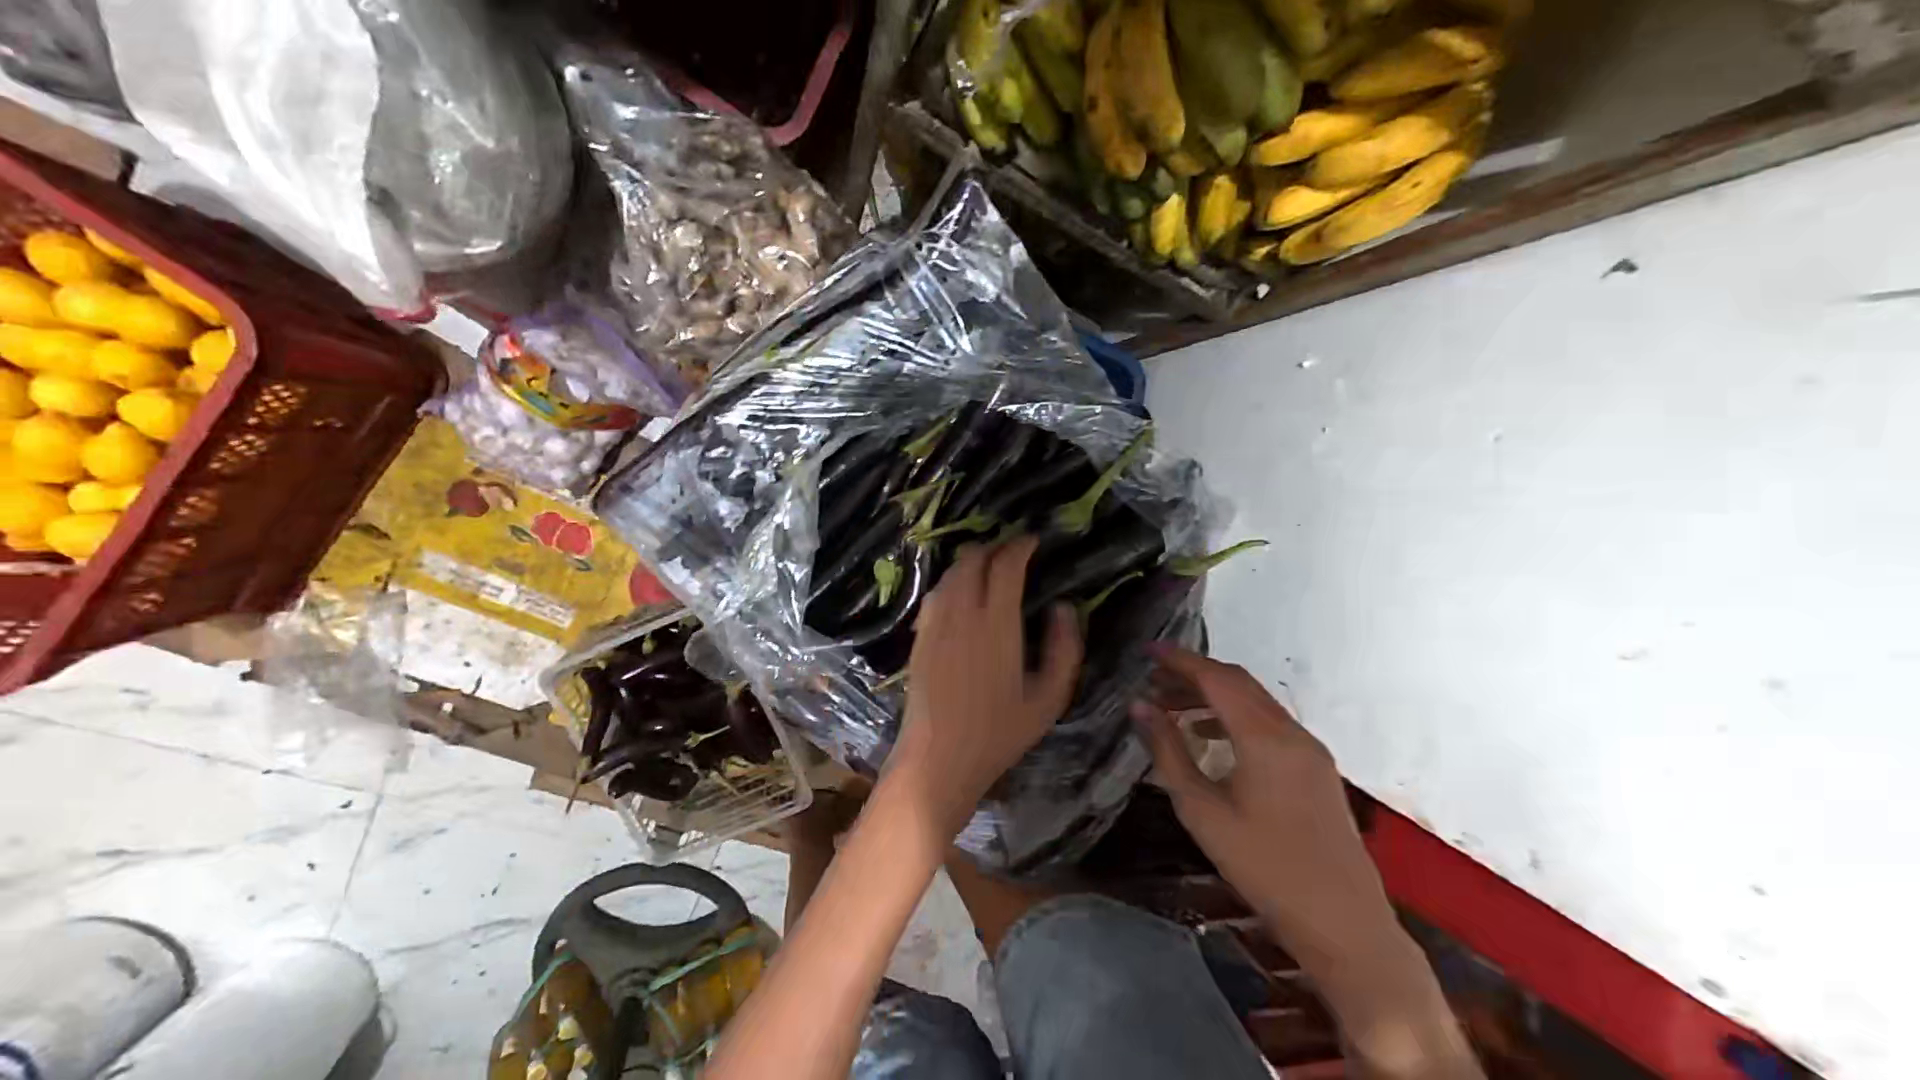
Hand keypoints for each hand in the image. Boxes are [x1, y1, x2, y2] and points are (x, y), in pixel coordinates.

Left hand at [889, 537, 1082, 837]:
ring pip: (950, 573)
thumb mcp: (1049, 698)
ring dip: (971, 561)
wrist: (938, 759)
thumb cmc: (999, 733)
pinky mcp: (919, 638)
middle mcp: (961, 613)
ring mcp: (934, 624)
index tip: (1033, 540)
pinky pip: (935, 594)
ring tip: (990, 568)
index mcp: (997, 624)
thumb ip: (1064, 648)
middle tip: (1013, 551)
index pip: (1005, 566)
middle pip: (972, 559)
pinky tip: (963, 595)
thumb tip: (1064, 607)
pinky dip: (953, 582)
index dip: (1020, 546)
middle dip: (994, 547)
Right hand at [1133, 647, 1393, 952]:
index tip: (1147, 650)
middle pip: (1239, 683)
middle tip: (1153, 678)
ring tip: (1172, 707)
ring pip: (1256, 702)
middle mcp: (1292, 732)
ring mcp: (1310, 749)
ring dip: (1214, 696)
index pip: (1216, 679)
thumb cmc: (1262, 866)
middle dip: (1194, 674)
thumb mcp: (1201, 811)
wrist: (1341, 921)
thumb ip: (1168, 752)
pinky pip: (1270, 724)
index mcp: (1264, 737)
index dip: (1180, 660)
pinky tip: (1210, 738)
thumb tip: (1140, 707)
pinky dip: (1236, 717)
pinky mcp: (1317, 768)